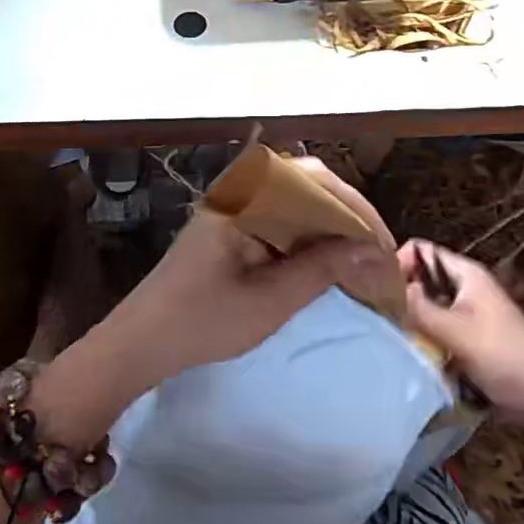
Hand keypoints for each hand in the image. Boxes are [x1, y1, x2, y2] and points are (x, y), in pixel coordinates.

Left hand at [37, 206, 390, 445]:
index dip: (356, 211)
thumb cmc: (203, 322)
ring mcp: (236, 208)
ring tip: (363, 261)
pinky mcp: (235, 228)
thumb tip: (373, 251)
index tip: (382, 248)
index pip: (314, 182)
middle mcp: (241, 191)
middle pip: (309, 186)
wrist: (141, 342)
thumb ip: (323, 268)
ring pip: (299, 204)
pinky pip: (282, 220)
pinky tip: (329, 263)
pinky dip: (310, 240)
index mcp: (245, 197)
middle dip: (349, 218)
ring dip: (332, 229)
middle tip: (378, 255)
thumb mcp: (270, 300)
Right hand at [399, 240, 523, 426]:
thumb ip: (419, 307)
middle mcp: (465, 287)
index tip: (381, 290)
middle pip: (422, 278)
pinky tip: (413, 353)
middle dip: (401, 293)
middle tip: (382, 315)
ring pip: (428, 305)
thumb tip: (388, 288)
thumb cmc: (504, 357)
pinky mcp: (468, 339)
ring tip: (393, 335)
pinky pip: (436, 329)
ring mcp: (468, 314)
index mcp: (466, 274)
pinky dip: (424, 337)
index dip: (399, 262)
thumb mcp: (455, 331)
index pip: (420, 250)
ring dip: (412, 318)